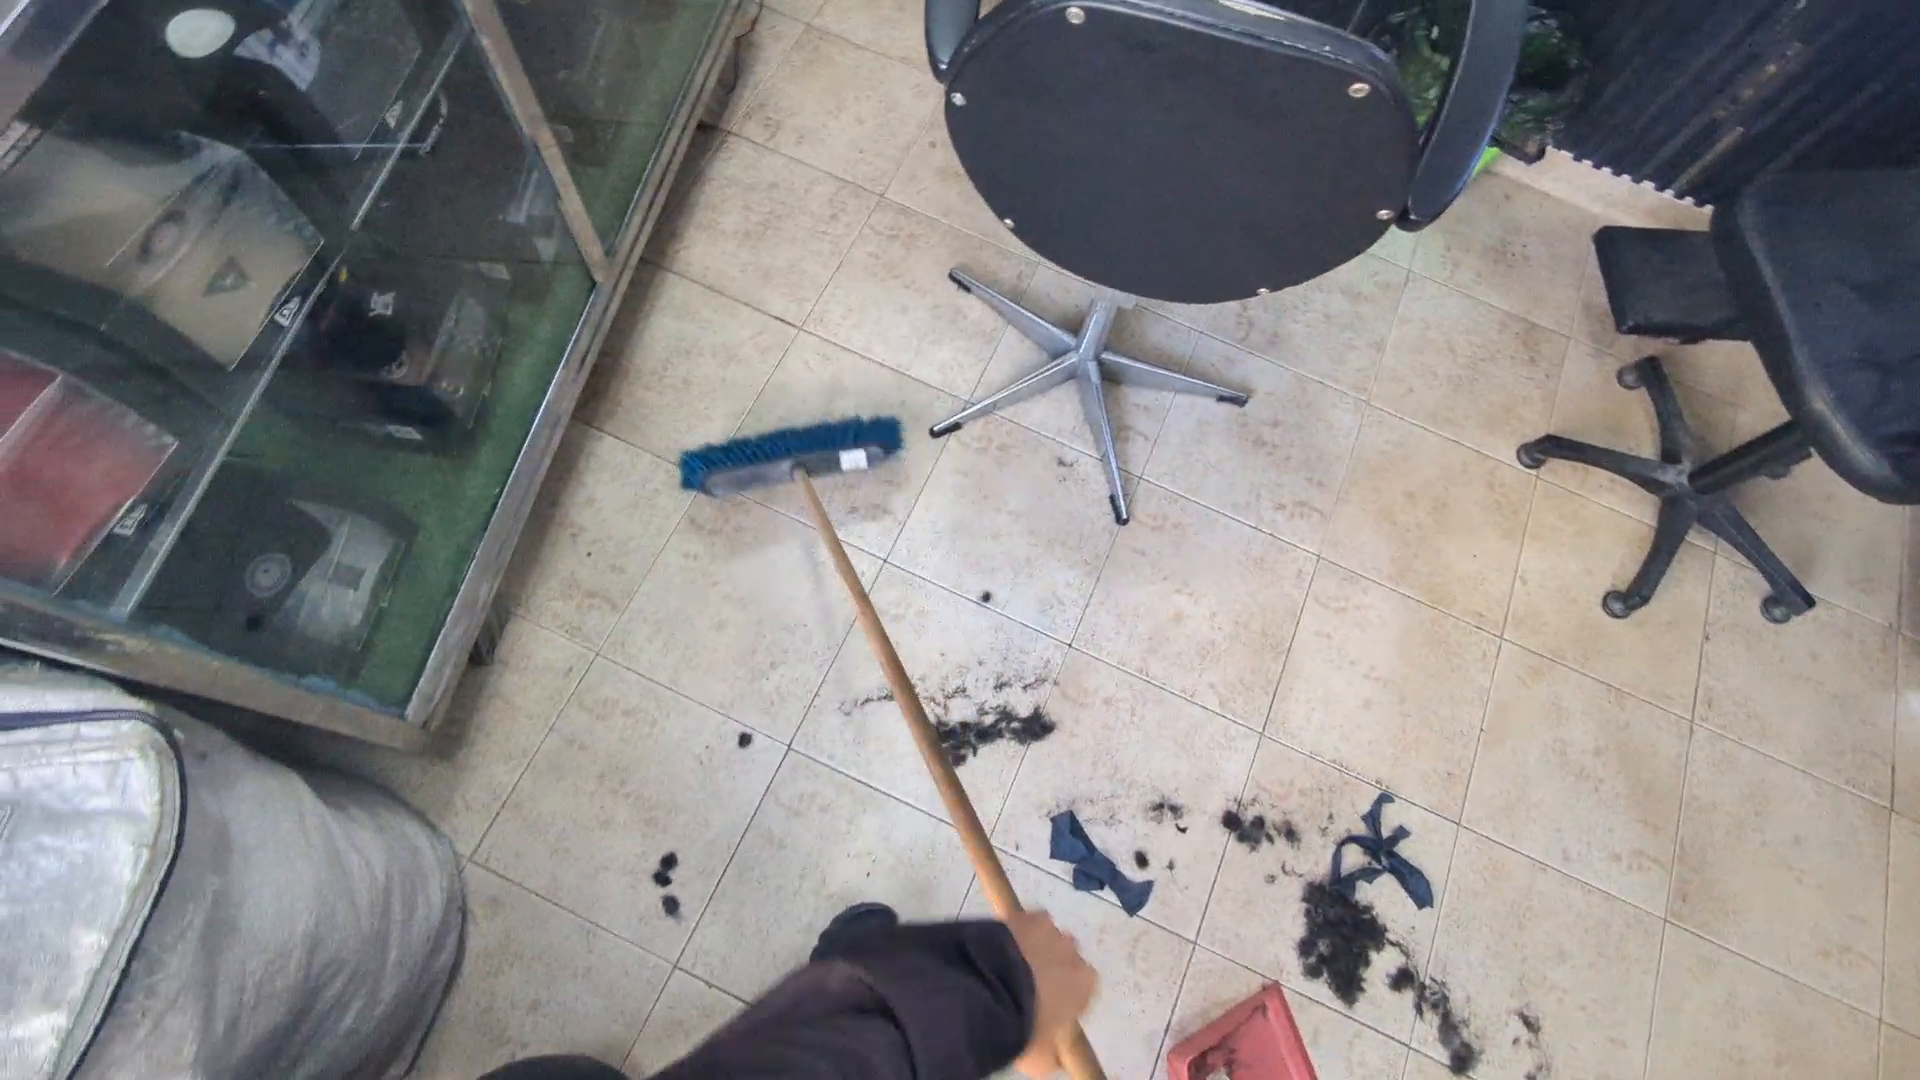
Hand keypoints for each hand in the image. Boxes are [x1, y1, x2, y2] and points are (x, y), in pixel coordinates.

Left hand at [1005, 910, 1096, 1077]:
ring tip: (1010, 965)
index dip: (1066, 994)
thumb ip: (1052, 1052)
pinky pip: (1025, 922)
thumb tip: (1050, 1055)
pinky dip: (1016, 931)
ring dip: (1035, 946)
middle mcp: (1072, 951)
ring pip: (1046, 936)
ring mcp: (1049, 929)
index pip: (1083, 986)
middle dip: (1052, 967)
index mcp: (1085, 983)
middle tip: (1029, 984)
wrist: (991, 991)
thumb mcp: (1042, 1057)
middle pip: (1066, 956)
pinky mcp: (1024, 915)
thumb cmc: (1025, 1028)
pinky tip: (1001, 947)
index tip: (1049, 1005)